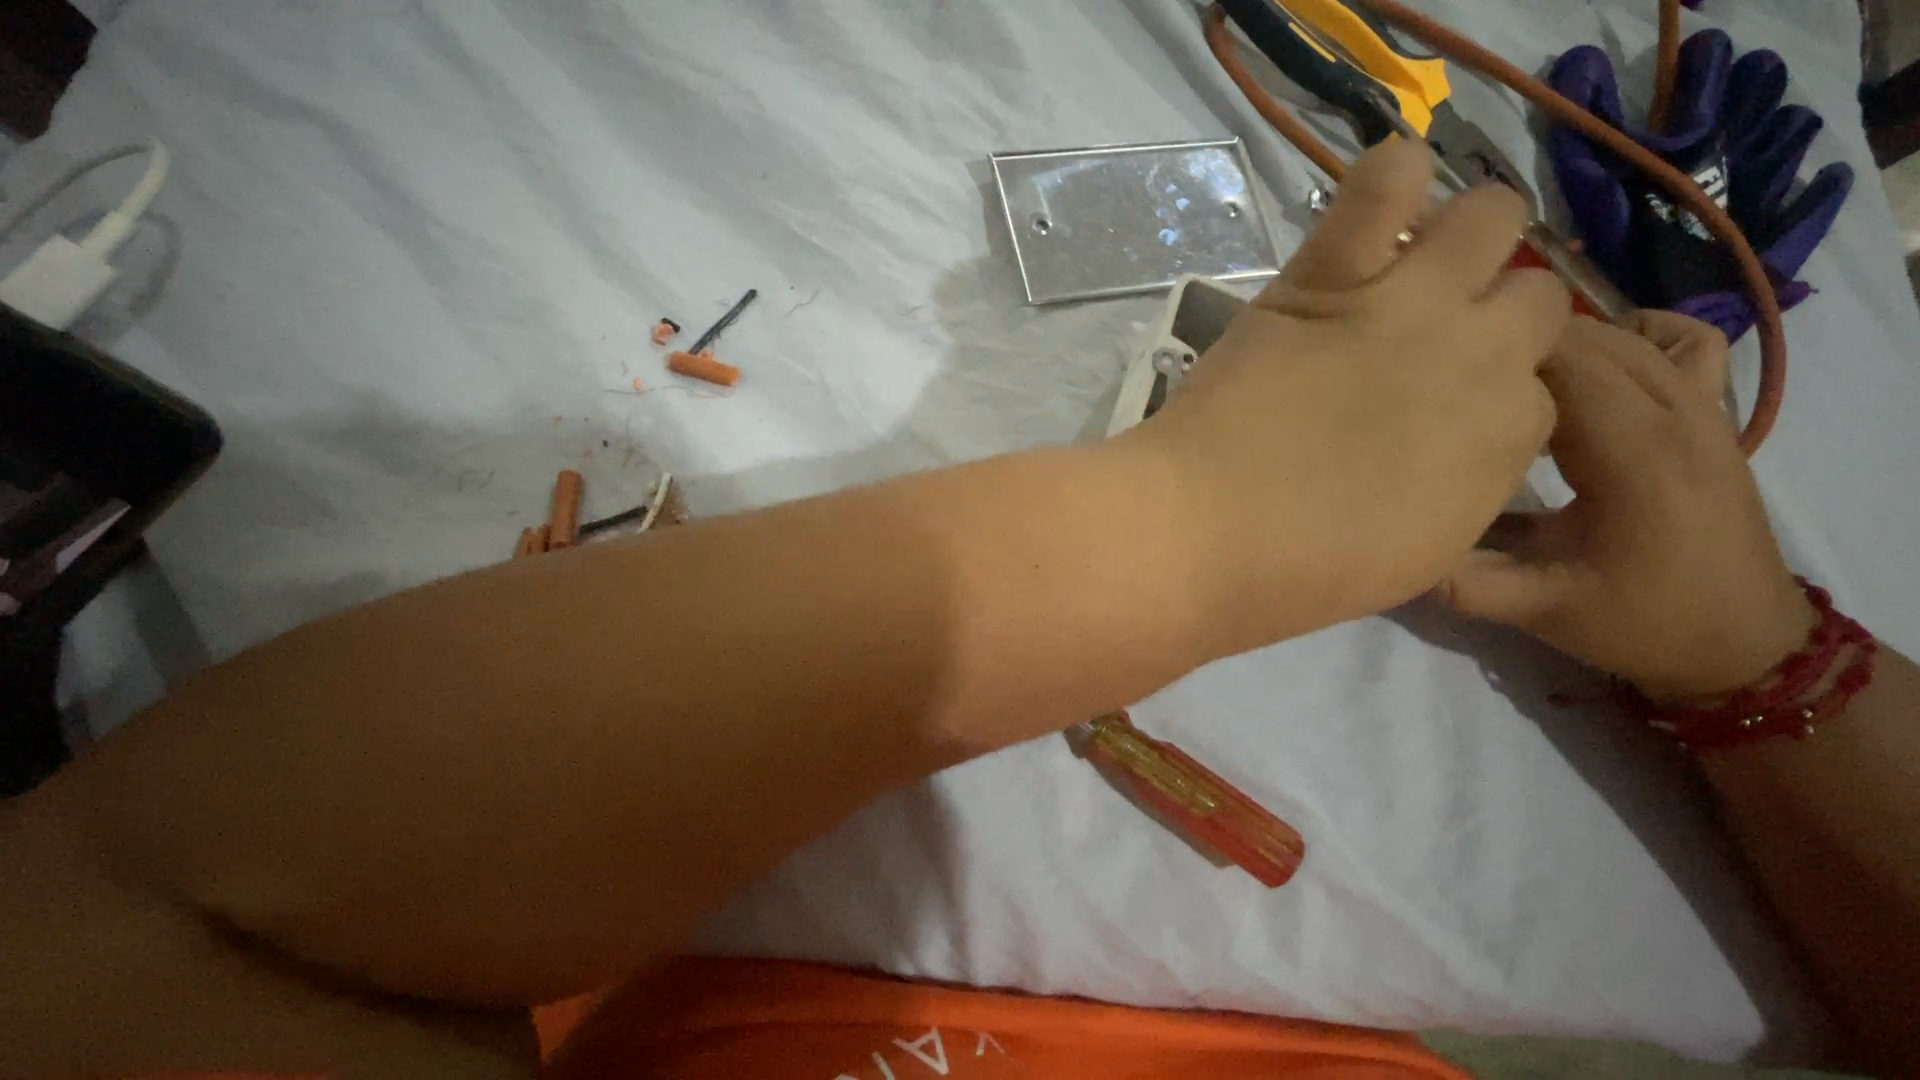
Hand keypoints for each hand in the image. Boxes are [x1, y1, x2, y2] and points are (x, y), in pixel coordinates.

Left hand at [1120, 139, 1569, 651]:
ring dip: (1467, 234)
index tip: (1445, 403)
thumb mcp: (1417, 551)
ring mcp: (1411, 304)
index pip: (1539, 389)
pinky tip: (1370, 210)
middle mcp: (1484, 358)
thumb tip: (1457, 451)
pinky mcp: (1330, 275)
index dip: (1494, 390)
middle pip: (1538, 296)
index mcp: (1510, 440)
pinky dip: (1387, 179)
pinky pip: (1385, 180)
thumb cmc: (1301, 569)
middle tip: (1432, 331)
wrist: (1211, 533)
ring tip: (1412, 261)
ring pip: (1492, 217)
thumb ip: (1460, 488)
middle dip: (1498, 309)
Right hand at [1433, 311, 1815, 698]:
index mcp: (1632, 457)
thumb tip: (1391, 545)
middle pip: (1589, 341)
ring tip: (1505, 375)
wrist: (1743, 645)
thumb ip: (1461, 579)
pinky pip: (1684, 344)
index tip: (1437, 376)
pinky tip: (1595, 362)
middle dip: (1518, 345)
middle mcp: (1674, 415)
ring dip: (1562, 343)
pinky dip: (1637, 335)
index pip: (1562, 366)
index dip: (1497, 358)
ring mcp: (1703, 410)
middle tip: (1452, 376)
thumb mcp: (1537, 609)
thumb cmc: (1638, 623)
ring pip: (1627, 336)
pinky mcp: (1714, 416)